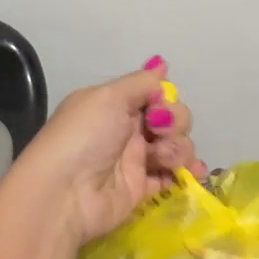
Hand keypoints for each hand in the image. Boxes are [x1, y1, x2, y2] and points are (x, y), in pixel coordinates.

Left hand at [13, 57, 204, 246]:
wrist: (64, 194)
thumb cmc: (84, 137)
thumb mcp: (108, 97)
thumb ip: (141, 83)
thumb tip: (162, 63)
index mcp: (115, 104)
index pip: (154, 94)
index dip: (165, 98)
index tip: (157, 106)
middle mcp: (127, 129)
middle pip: (170, 118)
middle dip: (175, 122)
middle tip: (158, 132)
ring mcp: (136, 160)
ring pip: (175, 145)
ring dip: (180, 148)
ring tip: (163, 159)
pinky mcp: (142, 189)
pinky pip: (172, 176)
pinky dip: (186, 173)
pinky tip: (193, 172)